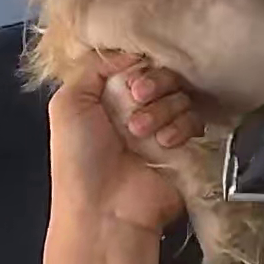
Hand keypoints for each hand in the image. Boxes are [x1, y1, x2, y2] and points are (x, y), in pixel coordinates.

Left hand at [48, 56, 185, 234]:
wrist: (105, 210)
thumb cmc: (79, 157)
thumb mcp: (68, 104)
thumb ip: (94, 68)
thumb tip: (132, 54)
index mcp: (110, 94)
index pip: (137, 62)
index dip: (139, 64)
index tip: (132, 79)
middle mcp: (138, 106)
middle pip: (163, 74)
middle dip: (153, 84)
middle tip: (138, 101)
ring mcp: (163, 124)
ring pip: (180, 95)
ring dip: (162, 110)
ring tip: (141, 133)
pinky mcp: (185, 143)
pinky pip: (194, 119)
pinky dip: (180, 127)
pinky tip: (165, 143)